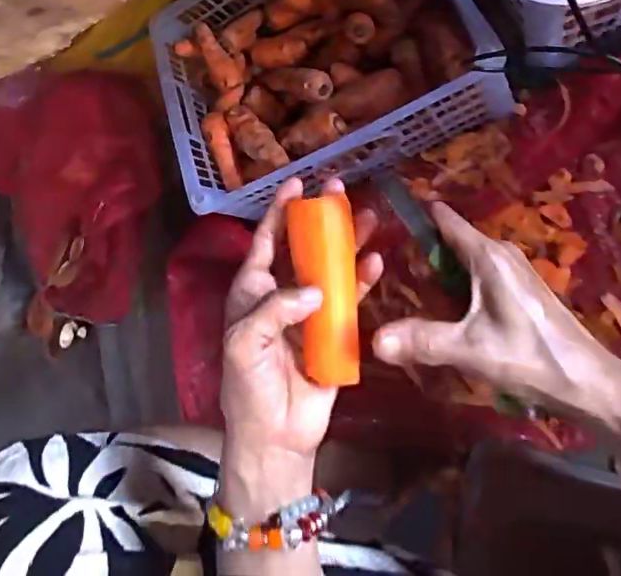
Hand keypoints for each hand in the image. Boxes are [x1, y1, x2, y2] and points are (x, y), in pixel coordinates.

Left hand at [220, 178, 382, 513]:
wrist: (275, 436)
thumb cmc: (248, 385)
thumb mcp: (245, 342)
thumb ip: (276, 309)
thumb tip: (316, 288)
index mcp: (254, 288)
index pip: (267, 240)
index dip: (280, 211)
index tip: (296, 184)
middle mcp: (283, 292)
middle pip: (304, 247)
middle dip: (321, 219)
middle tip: (340, 191)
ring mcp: (311, 310)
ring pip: (331, 268)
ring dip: (348, 244)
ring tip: (368, 217)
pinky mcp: (334, 332)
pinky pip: (350, 301)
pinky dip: (362, 282)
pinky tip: (375, 263)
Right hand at [371, 201, 620, 430]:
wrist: (595, 387)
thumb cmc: (532, 359)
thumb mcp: (472, 351)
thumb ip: (423, 341)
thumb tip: (374, 340)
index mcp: (487, 255)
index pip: (442, 217)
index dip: (413, 213)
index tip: (384, 219)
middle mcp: (500, 253)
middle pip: (450, 240)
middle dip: (422, 254)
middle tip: (393, 275)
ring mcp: (514, 270)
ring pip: (464, 259)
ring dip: (441, 274)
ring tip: (417, 296)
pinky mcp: (521, 289)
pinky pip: (479, 274)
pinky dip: (460, 286)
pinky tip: (452, 315)